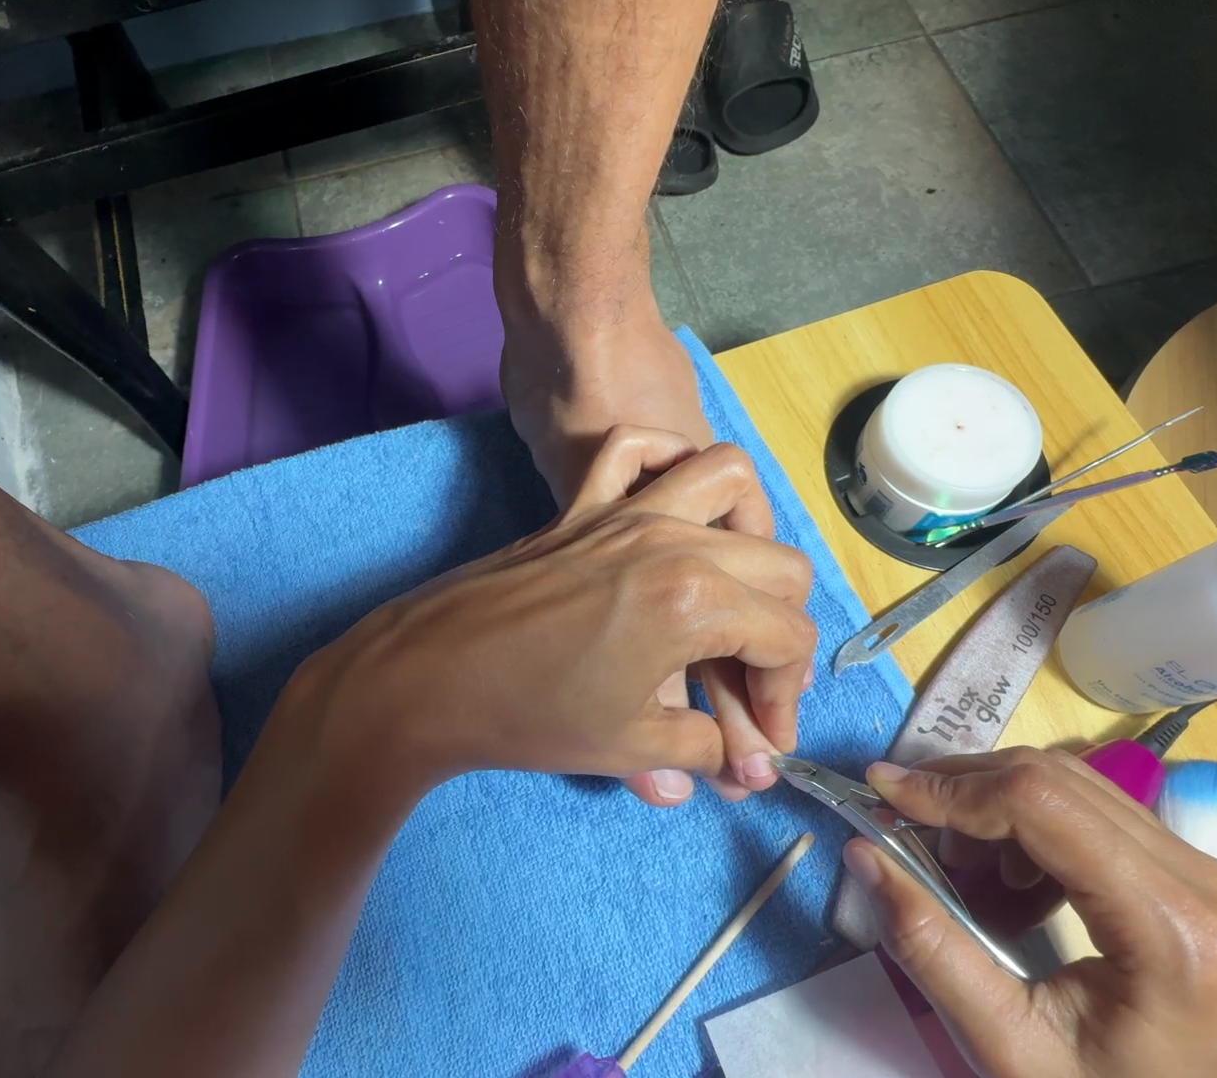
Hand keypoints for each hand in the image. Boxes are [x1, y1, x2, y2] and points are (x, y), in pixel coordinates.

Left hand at [501, 310, 785, 805]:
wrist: (428, 679)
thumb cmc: (528, 717)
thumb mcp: (630, 745)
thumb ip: (705, 749)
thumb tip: (743, 768)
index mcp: (696, 599)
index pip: (788, 636)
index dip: (786, 696)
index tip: (761, 739)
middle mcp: (673, 538)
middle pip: (780, 564)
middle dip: (779, 630)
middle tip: (745, 686)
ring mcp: (624, 509)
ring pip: (728, 480)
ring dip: (748, 532)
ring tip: (730, 590)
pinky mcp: (581, 504)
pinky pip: (633, 448)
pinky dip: (663, 458)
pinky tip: (667, 504)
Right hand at [846, 748, 1216, 1077]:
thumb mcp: (1007, 1045)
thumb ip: (929, 947)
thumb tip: (863, 852)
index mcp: (1172, 927)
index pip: (1041, 804)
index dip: (950, 788)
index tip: (880, 793)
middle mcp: (1205, 882)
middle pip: (1053, 781)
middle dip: (961, 792)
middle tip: (902, 828)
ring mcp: (1207, 873)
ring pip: (1069, 784)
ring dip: (990, 807)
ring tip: (956, 868)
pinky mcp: (1195, 874)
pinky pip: (1091, 810)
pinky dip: (1026, 827)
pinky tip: (1006, 881)